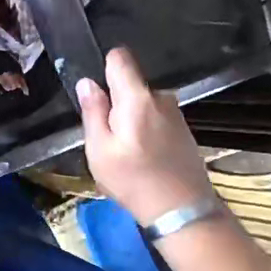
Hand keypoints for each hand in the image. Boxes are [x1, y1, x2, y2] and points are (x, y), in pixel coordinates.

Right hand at [76, 48, 214, 221]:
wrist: (182, 212)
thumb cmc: (133, 179)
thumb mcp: (99, 149)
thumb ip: (93, 112)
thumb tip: (86, 82)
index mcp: (137, 99)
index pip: (120, 59)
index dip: (104, 68)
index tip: (96, 92)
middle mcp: (160, 98)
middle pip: (130, 84)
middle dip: (115, 101)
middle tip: (106, 135)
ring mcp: (176, 114)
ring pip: (142, 103)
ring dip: (130, 118)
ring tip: (124, 150)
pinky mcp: (184, 130)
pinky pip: (155, 117)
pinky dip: (145, 129)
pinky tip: (142, 157)